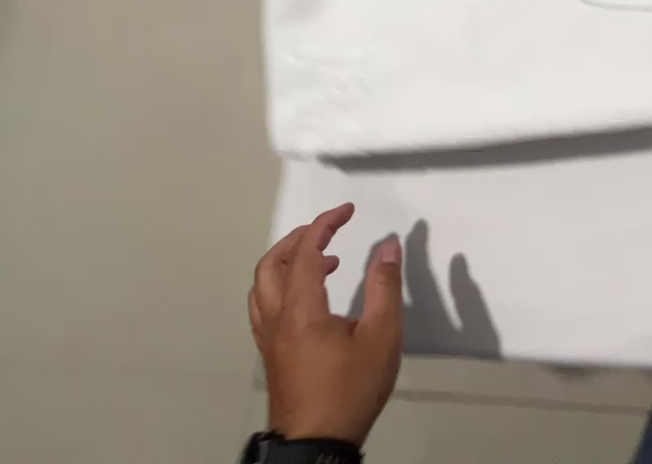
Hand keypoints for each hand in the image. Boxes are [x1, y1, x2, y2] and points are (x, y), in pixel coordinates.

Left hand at [250, 203, 403, 445]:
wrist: (316, 444)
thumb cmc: (351, 387)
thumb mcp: (382, 334)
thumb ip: (384, 286)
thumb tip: (389, 245)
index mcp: (301, 311)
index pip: (305, 254)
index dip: (324, 224)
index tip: (348, 210)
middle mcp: (277, 320)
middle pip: (270, 266)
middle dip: (299, 238)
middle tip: (330, 226)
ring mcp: (270, 339)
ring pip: (262, 287)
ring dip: (288, 260)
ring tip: (325, 255)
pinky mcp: (273, 354)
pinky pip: (266, 305)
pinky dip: (285, 283)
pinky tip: (314, 293)